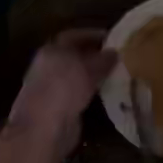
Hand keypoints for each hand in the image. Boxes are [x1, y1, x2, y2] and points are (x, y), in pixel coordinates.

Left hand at [7, 30, 116, 155]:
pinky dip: (92, 91)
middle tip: (118, 56)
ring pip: (77, 75)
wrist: (44, 127)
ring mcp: (52, 88)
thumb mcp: (87, 68)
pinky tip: (108, 93)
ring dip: (94, 74)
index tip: (112, 37)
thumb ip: (102, 59)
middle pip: (74, 56)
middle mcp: (49, 66)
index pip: (73, 36)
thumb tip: (114, 52)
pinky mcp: (59, 107)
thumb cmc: (63, 88)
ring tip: (117, 73)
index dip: (92, 34)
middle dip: (94, 55)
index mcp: (51, 50)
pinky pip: (79, 93)